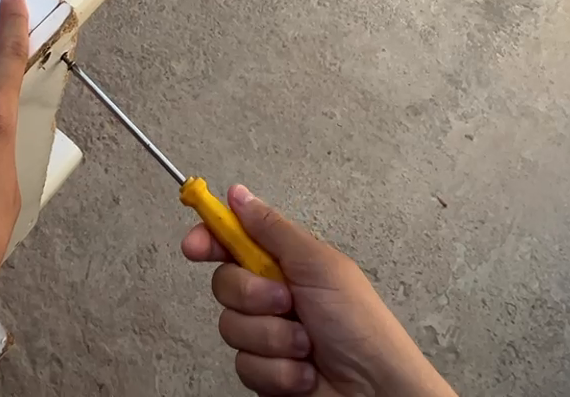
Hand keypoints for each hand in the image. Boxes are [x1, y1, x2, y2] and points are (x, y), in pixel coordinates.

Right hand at [182, 186, 456, 396]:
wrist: (376, 393)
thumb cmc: (360, 325)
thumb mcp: (317, 263)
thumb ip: (270, 228)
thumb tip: (237, 193)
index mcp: (282, 261)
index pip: (230, 239)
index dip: (208, 238)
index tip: (194, 247)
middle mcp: (269, 294)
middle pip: (223, 282)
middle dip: (253, 296)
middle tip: (286, 301)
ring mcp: (266, 335)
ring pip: (231, 327)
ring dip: (271, 338)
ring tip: (306, 346)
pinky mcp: (265, 373)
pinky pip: (244, 366)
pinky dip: (276, 371)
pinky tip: (303, 373)